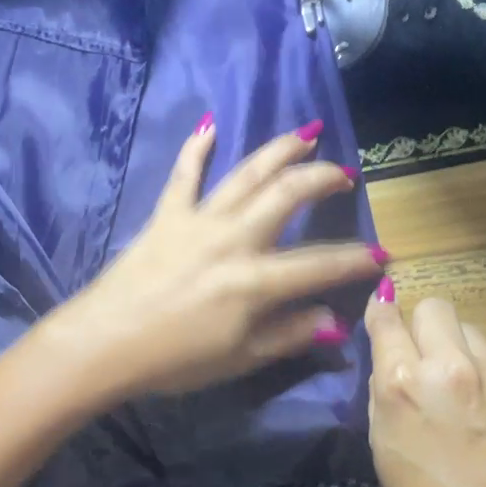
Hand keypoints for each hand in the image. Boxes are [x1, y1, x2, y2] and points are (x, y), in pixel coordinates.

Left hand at [46, 116, 384, 397]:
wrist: (103, 343)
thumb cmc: (173, 361)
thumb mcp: (238, 358)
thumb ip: (288, 336)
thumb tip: (335, 322)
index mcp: (255, 281)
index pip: (319, 265)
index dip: (355, 261)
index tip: (382, 255)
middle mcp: (233, 240)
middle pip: (287, 196)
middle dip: (322, 180)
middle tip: (344, 176)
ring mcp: (197, 222)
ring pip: (246, 175)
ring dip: (278, 151)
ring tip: (305, 133)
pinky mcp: (165, 217)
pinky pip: (184, 175)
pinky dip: (197, 148)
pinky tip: (209, 125)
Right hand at [362, 295, 485, 486]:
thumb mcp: (383, 445)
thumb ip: (384, 391)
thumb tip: (387, 358)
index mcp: (402, 383)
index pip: (385, 317)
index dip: (379, 314)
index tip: (378, 319)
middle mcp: (447, 365)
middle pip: (433, 306)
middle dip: (419, 323)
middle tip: (416, 355)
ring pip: (464, 325)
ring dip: (449, 342)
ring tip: (448, 379)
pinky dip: (474, 363)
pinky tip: (474, 399)